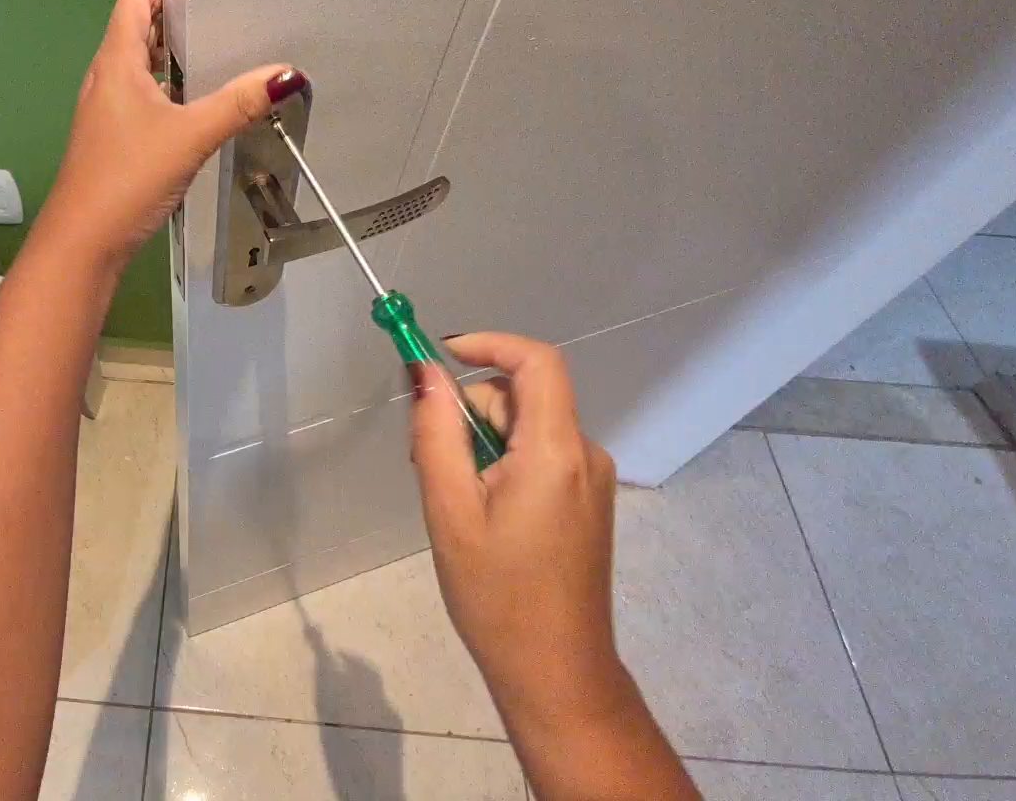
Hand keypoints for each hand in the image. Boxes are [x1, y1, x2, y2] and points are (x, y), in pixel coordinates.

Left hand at [32, 0, 293, 268]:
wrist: (84, 241)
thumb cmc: (129, 177)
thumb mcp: (190, 136)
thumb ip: (238, 104)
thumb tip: (287, 74)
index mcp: (116, 63)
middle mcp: (106, 79)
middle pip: (139, 30)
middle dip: (179, 22)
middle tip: (227, 25)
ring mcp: (106, 111)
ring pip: (142, 69)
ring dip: (175, 61)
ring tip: (221, 62)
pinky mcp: (113, 140)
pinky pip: (143, 100)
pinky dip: (170, 94)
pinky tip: (200, 112)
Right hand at [409, 334, 624, 731]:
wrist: (555, 671)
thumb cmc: (495, 593)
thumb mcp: (449, 508)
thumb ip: (435, 432)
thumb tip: (424, 371)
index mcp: (555, 451)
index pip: (536, 361)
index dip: (488, 343)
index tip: (439, 354)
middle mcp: (584, 454)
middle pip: (522, 396)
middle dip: (469, 409)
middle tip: (426, 456)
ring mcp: (590, 479)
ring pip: (526, 426)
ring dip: (481, 439)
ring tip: (452, 495)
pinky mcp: (586, 500)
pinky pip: (538, 454)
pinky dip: (501, 460)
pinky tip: (479, 508)